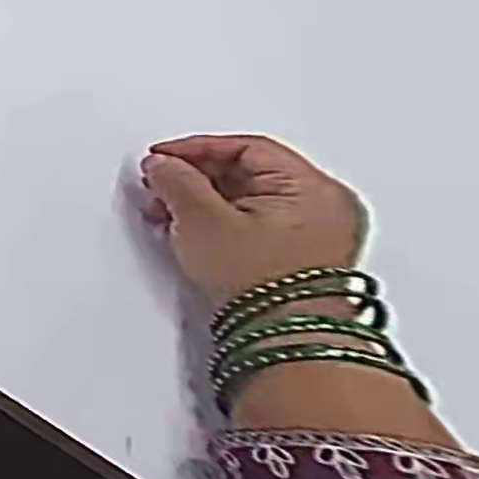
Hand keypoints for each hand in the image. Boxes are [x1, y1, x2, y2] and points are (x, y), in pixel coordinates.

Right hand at [141, 135, 366, 306]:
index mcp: (311, 187)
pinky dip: (213, 216)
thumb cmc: (255, 277)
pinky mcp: (294, 251)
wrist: (281, 331)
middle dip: (193, 175)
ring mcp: (312, 230)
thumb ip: (175, 180)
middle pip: (245, 170)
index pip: (246, 147)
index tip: (158, 157)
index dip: (195, 148)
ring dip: (197, 197)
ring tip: (166, 212)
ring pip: (244, 194)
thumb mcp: (199, 218)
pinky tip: (188, 229)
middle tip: (157, 184)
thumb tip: (162, 163)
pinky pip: (249, 217)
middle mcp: (322, 204)